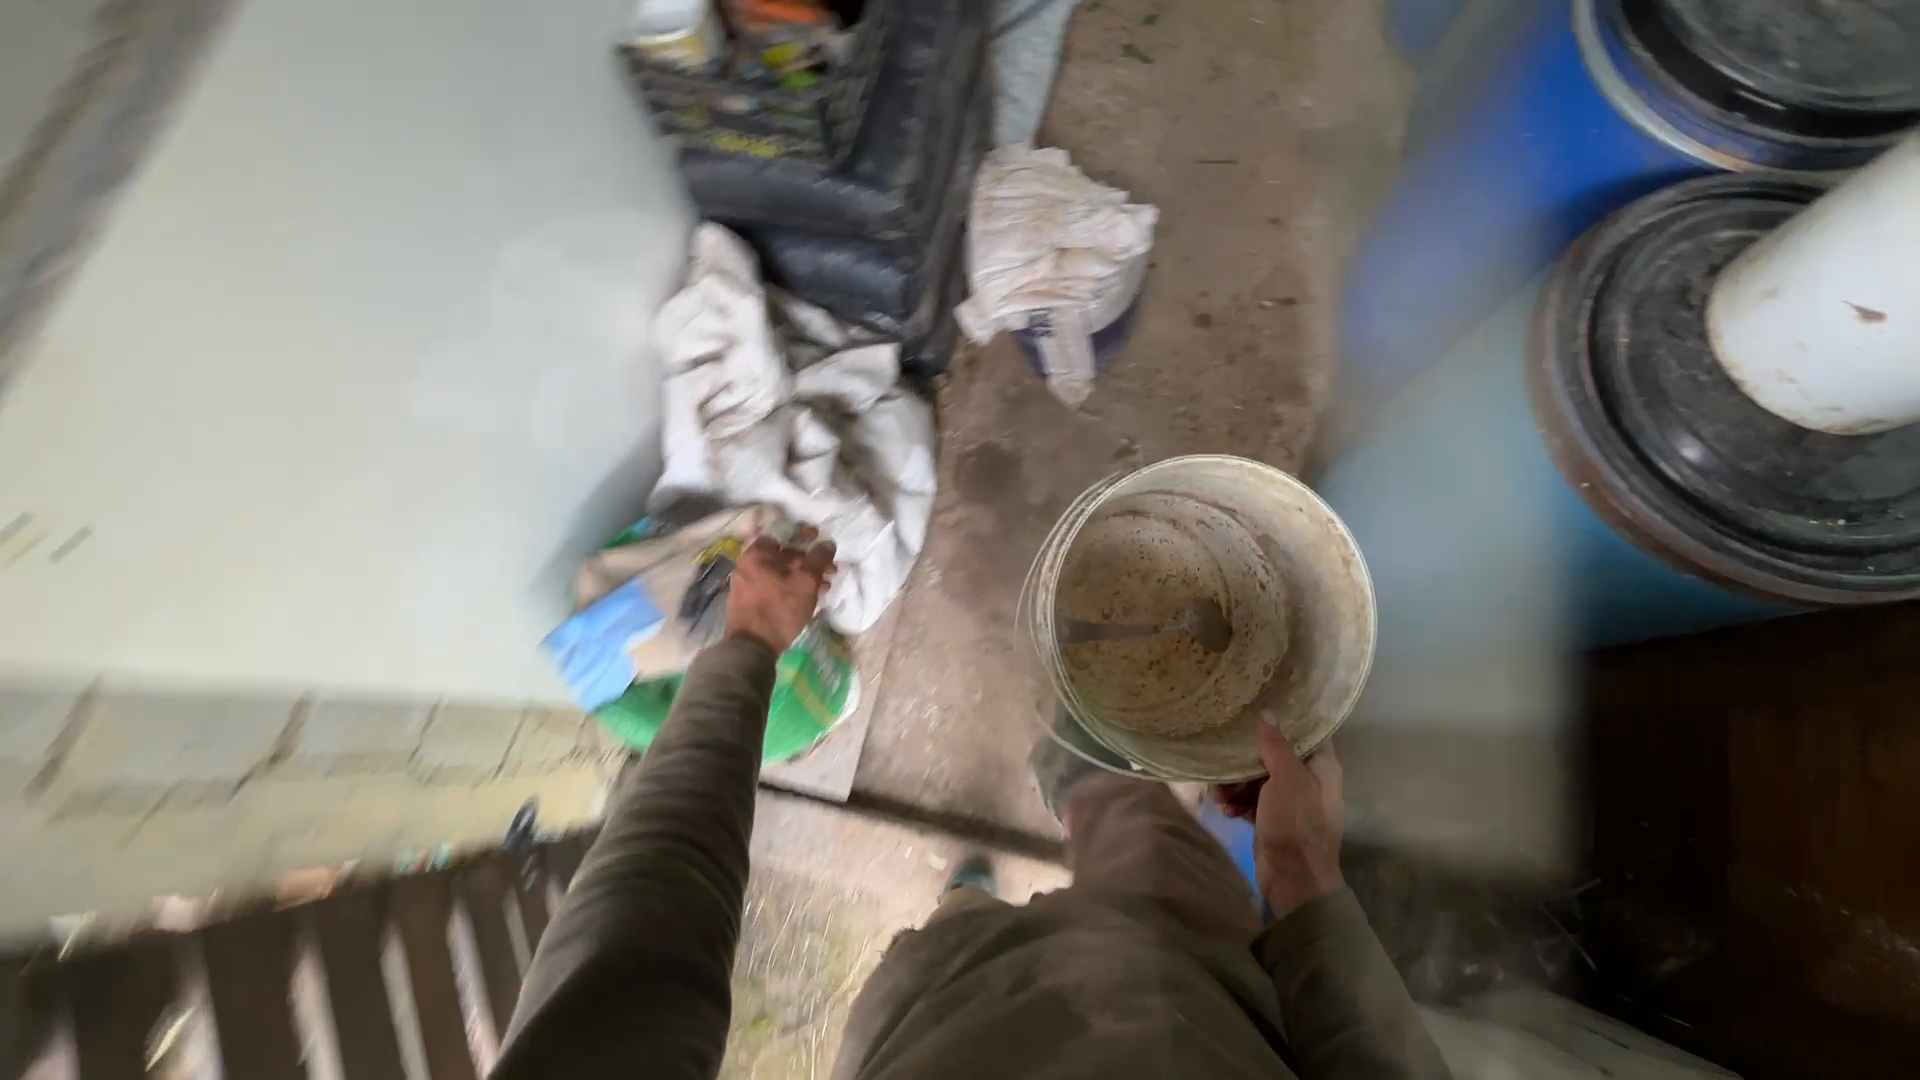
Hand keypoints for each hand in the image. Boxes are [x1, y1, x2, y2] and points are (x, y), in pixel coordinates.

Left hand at [724, 524, 835, 654]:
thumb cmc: (779, 609)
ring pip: (779, 574)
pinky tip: (805, 600)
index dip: (803, 539)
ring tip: (823, 590)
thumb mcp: (806, 582)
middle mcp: (746, 566)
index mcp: (756, 555)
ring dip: (801, 578)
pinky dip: (789, 589)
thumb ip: (818, 559)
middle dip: (808, 563)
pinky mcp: (747, 602)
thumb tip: (827, 543)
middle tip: (828, 573)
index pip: (782, 537)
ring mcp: (744, 585)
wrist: (752, 647)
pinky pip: (772, 587)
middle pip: (782, 557)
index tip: (820, 547)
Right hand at [1213, 723, 1344, 917]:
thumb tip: (1267, 714)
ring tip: (1220, 792)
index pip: (1308, 732)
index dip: (1287, 718)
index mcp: (1322, 768)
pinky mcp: (1274, 818)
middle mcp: (1309, 780)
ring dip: (1237, 782)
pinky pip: (1252, 799)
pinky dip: (1238, 800)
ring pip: (1259, 777)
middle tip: (1225, 752)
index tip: (1259, 705)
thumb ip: (1277, 747)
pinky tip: (1225, 808)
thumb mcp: (1287, 780)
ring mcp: (1291, 801)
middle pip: (1276, 754)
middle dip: (1248, 755)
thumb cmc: (1296, 824)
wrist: (1293, 880)